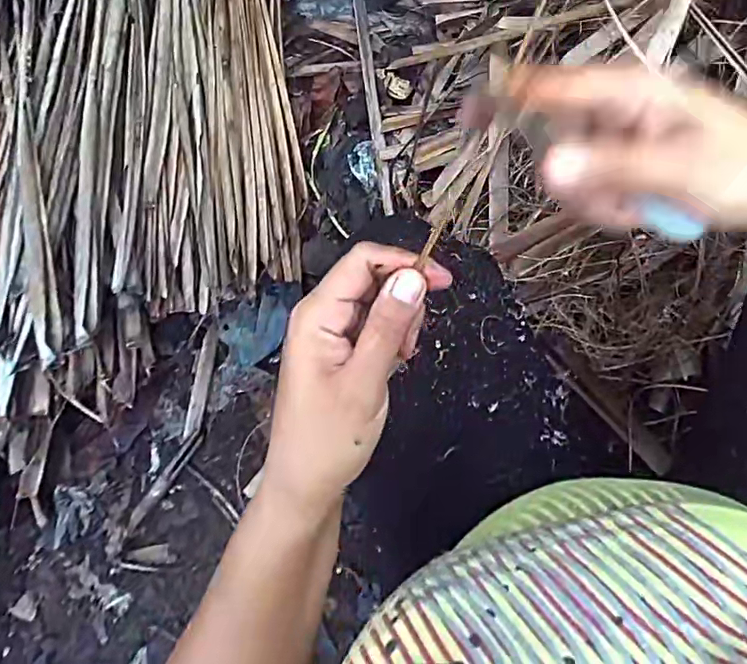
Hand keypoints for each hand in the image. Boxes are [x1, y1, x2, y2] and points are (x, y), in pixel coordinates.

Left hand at [259, 243, 453, 511]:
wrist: (305, 486)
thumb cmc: (326, 441)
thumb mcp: (364, 383)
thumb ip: (388, 326)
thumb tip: (413, 278)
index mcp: (317, 314)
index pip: (362, 260)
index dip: (404, 261)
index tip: (441, 280)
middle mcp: (321, 313)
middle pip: (373, 275)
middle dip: (404, 296)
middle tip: (414, 338)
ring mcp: (330, 329)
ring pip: (378, 298)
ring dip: (401, 318)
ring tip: (401, 356)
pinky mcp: (340, 344)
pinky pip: (375, 320)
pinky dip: (393, 333)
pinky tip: (395, 360)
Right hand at [472, 64, 746, 233]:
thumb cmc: (745, 170)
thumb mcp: (681, 173)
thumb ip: (611, 170)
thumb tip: (545, 169)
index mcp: (631, 90)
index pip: (554, 87)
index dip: (506, 96)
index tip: (468, 114)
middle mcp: (619, 104)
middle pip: (558, 140)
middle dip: (579, 183)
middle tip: (619, 212)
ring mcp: (622, 131)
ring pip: (572, 168)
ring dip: (596, 199)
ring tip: (641, 212)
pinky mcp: (626, 155)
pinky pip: (592, 182)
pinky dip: (607, 204)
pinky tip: (642, 211)